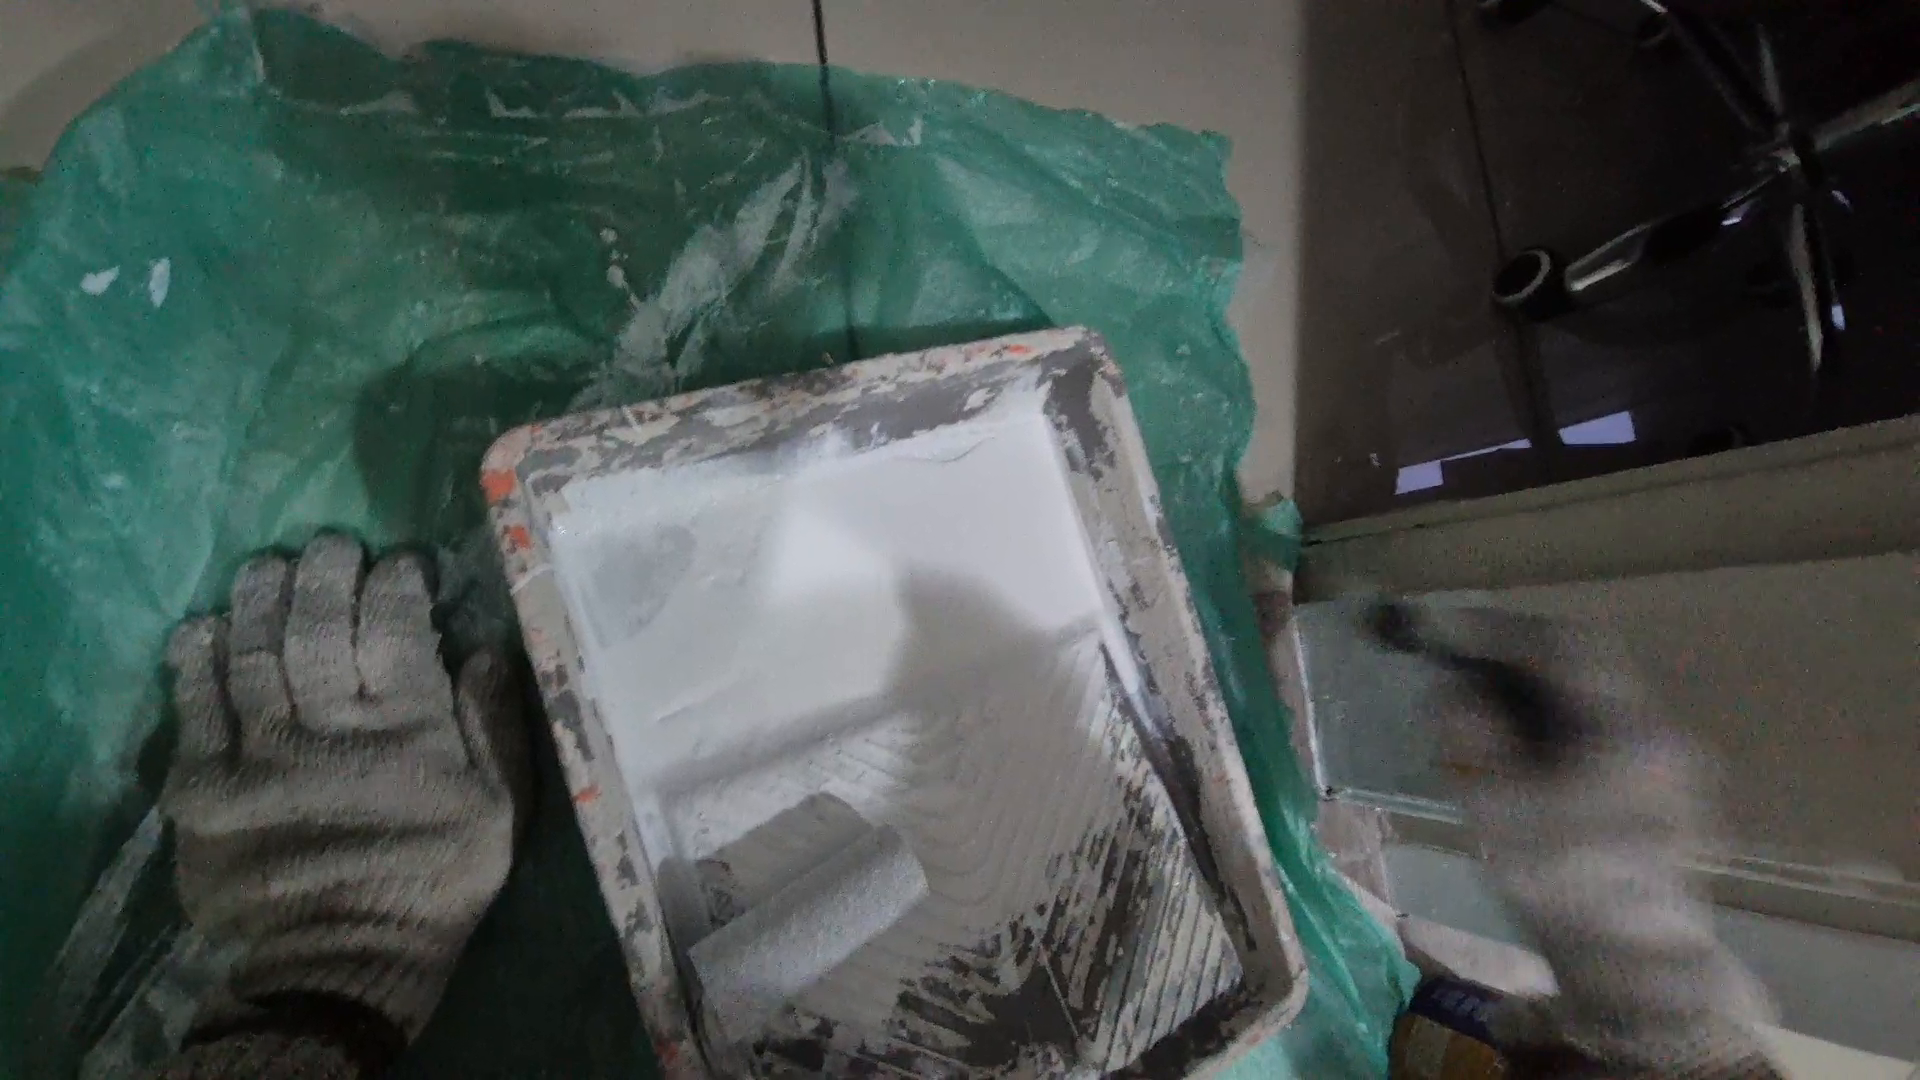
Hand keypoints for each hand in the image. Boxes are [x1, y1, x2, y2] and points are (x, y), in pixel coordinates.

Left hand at [161, 534, 526, 1041]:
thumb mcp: (504, 797)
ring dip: (259, 601)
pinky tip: (201, 624)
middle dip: (324, 575)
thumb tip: (489, 647)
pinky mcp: (201, 789)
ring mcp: (255, 756)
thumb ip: (495, 720)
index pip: (395, 630)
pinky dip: (193, 661)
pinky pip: (190, 710)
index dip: (396, 584)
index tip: (402, 558)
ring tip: (270, 564)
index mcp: (406, 727)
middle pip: (318, 630)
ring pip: (252, 656)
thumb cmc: (444, 865)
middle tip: (332, 543)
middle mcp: (327, 729)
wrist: (347, 956)